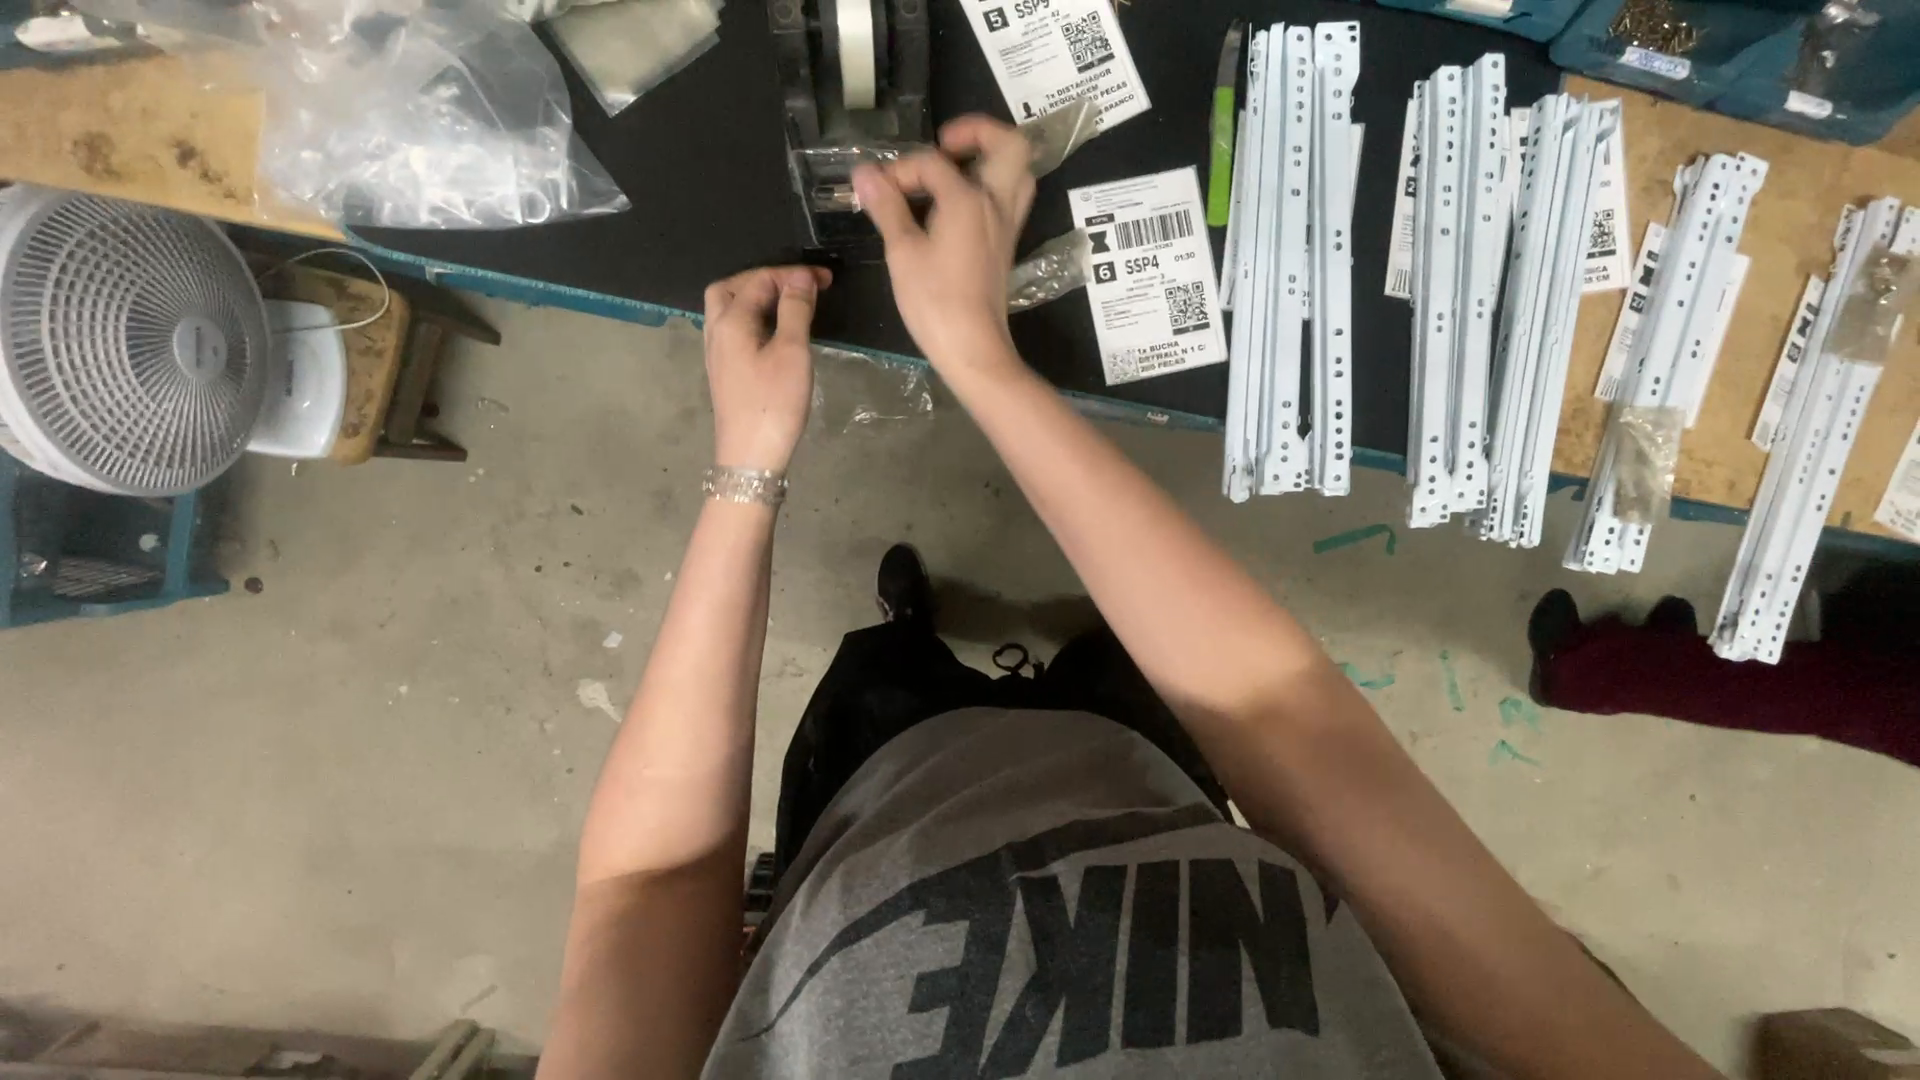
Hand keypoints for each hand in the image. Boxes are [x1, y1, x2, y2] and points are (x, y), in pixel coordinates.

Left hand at [702, 265, 831, 473]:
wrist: (750, 457)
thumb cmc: (774, 403)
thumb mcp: (793, 352)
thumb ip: (795, 309)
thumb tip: (800, 277)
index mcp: (731, 321)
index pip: (759, 281)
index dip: (793, 275)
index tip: (826, 280)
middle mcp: (716, 332)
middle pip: (730, 289)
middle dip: (763, 280)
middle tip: (796, 286)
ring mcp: (717, 354)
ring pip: (728, 311)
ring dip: (756, 300)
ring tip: (789, 305)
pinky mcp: (725, 373)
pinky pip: (734, 332)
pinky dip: (754, 321)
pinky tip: (775, 334)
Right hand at [853, 115, 1036, 374]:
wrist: (973, 348)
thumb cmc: (935, 302)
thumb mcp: (902, 253)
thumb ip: (886, 207)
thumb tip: (864, 172)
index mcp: (969, 200)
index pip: (932, 162)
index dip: (900, 169)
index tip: (877, 190)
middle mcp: (996, 204)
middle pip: (1008, 145)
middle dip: (977, 132)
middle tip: (944, 144)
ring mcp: (1006, 226)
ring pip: (1016, 172)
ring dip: (989, 160)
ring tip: (953, 172)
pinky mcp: (1005, 247)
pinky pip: (1008, 200)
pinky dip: (989, 189)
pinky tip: (956, 207)